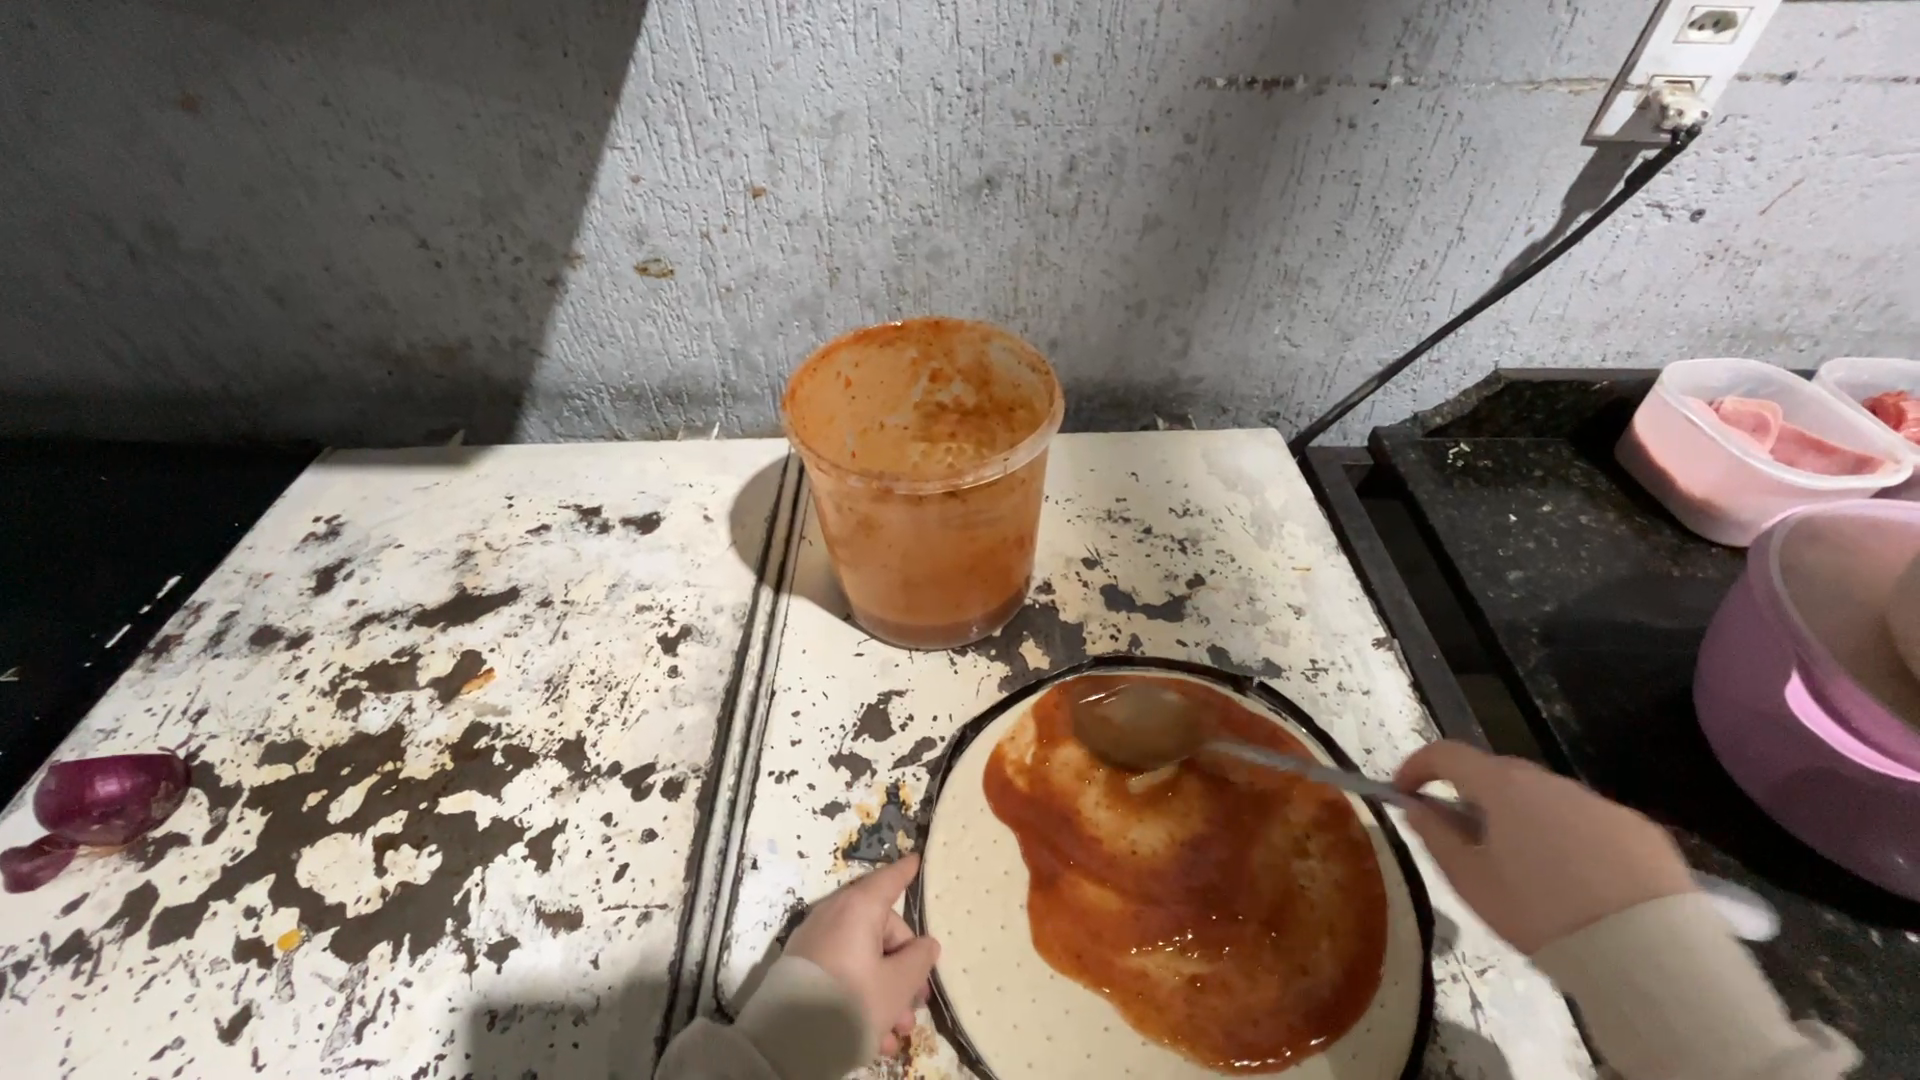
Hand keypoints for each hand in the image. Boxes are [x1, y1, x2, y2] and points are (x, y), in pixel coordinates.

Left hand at [784, 854, 941, 1057]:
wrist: (788, 1043)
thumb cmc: (852, 1001)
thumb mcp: (897, 985)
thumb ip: (919, 960)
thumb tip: (925, 945)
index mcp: (859, 908)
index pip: (888, 881)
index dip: (906, 872)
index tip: (916, 859)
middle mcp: (834, 916)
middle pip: (881, 931)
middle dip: (903, 969)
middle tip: (916, 1002)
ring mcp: (815, 943)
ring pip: (863, 960)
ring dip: (885, 992)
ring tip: (897, 1030)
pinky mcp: (802, 970)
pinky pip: (842, 975)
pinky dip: (861, 997)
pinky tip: (876, 1036)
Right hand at [1393, 740, 1693, 954]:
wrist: (1650, 955)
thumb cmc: (1541, 914)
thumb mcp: (1470, 881)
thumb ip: (1436, 836)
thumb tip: (1416, 808)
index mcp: (1503, 787)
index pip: (1446, 754)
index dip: (1418, 767)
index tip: (1404, 792)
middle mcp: (1550, 782)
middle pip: (1497, 773)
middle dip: (1472, 795)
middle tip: (1465, 837)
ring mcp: (1600, 804)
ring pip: (1544, 799)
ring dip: (1522, 817)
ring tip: (1525, 867)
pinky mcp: (1641, 831)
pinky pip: (1588, 822)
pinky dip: (1569, 838)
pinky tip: (1577, 881)